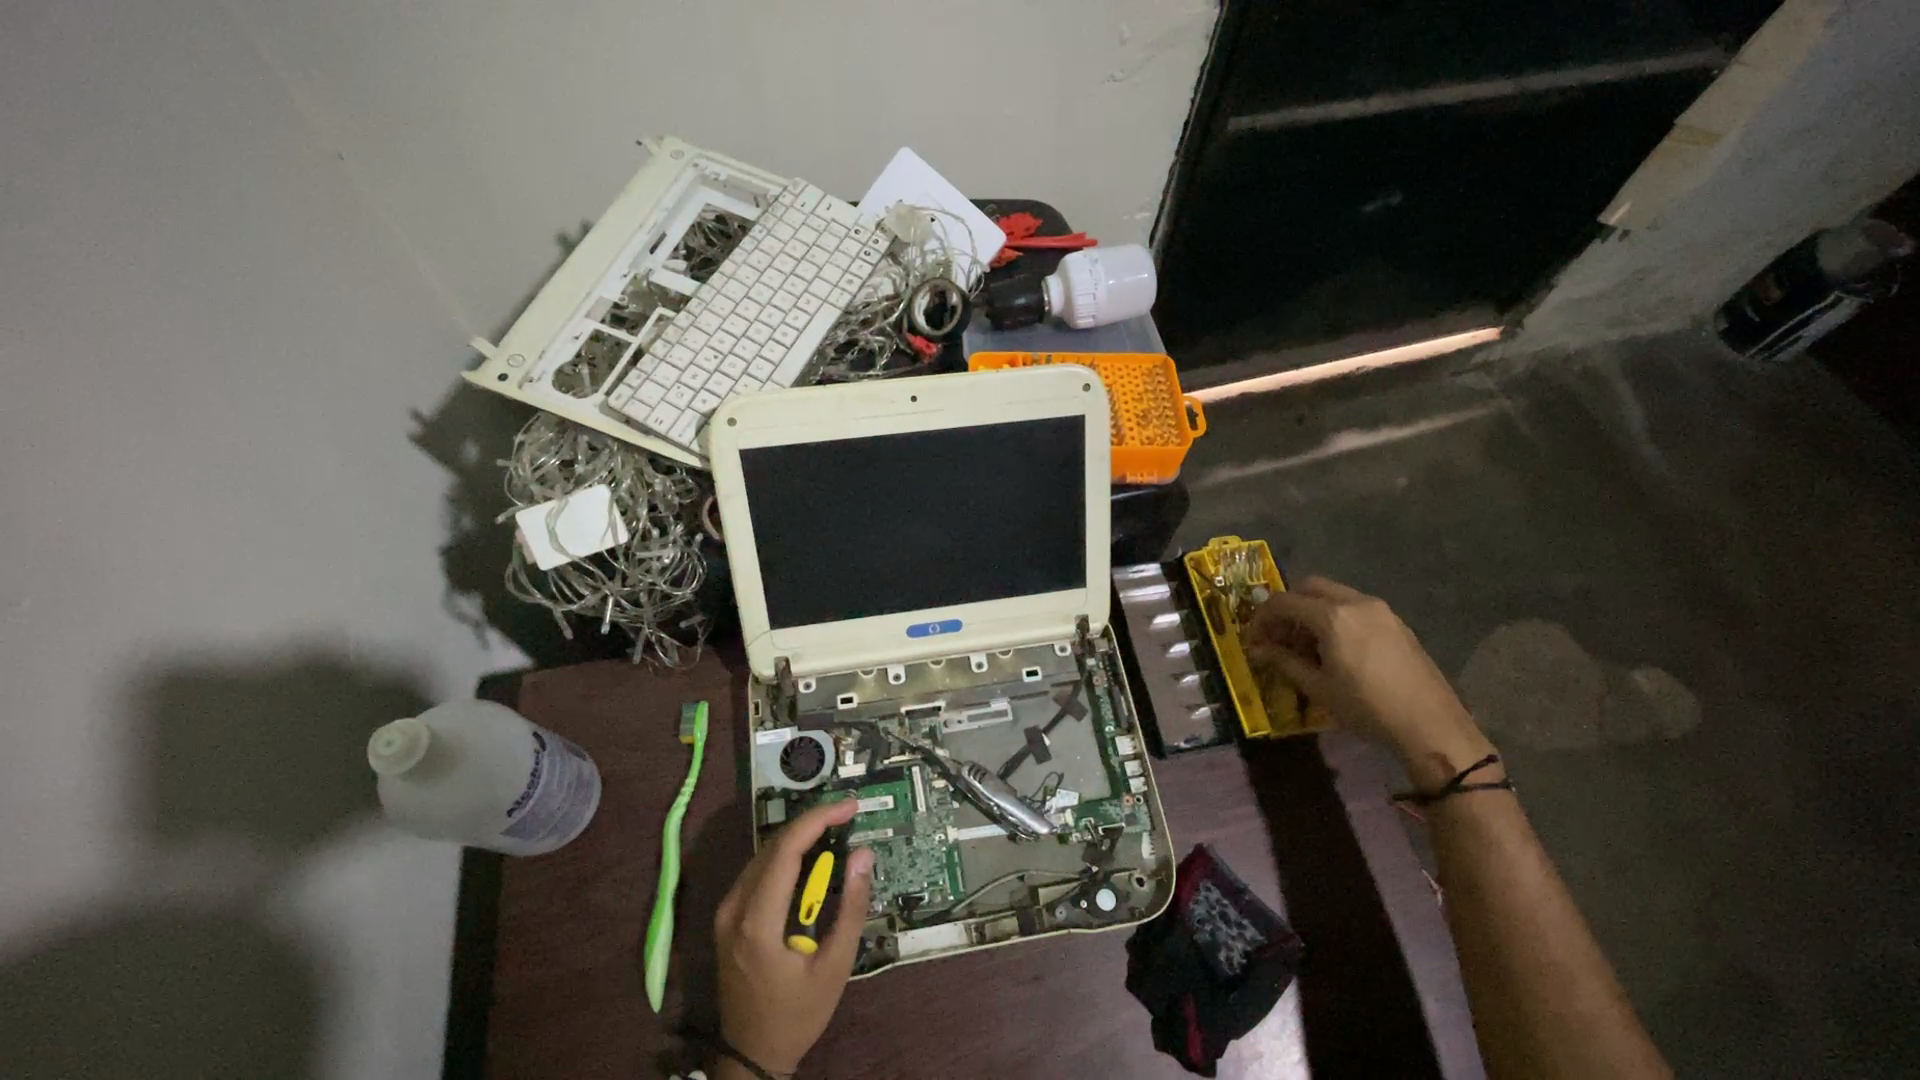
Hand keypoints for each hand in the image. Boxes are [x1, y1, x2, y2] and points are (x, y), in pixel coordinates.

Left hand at [714, 800, 874, 1076]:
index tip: (851, 806)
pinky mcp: (727, 918)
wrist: (751, 1052)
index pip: (786, 849)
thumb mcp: (835, 966)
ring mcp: (725, 912)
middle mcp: (733, 907)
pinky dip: (786, 857)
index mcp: (757, 920)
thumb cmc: (797, 1013)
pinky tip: (811, 858)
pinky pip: (757, 872)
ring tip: (836, 830)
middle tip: (849, 816)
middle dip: (812, 823)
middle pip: (773, 846)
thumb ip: (850, 907)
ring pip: (763, 855)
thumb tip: (863, 854)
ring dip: (799, 838)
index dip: (819, 819)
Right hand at [1245, 576, 1492, 786]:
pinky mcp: (1396, 623)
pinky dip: (1335, 618)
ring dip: (1312, 611)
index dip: (1262, 618)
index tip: (1254, 640)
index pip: (1284, 601)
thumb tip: (1258, 650)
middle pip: (1310, 587)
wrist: (1430, 725)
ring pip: (1334, 595)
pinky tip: (1335, 650)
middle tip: (1277, 636)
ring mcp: (1381, 610)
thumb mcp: (1318, 688)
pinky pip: (1355, 608)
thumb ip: (1284, 662)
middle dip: (1287, 607)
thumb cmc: (1366, 708)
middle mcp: (1356, 602)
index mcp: (1333, 616)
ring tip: (1305, 647)